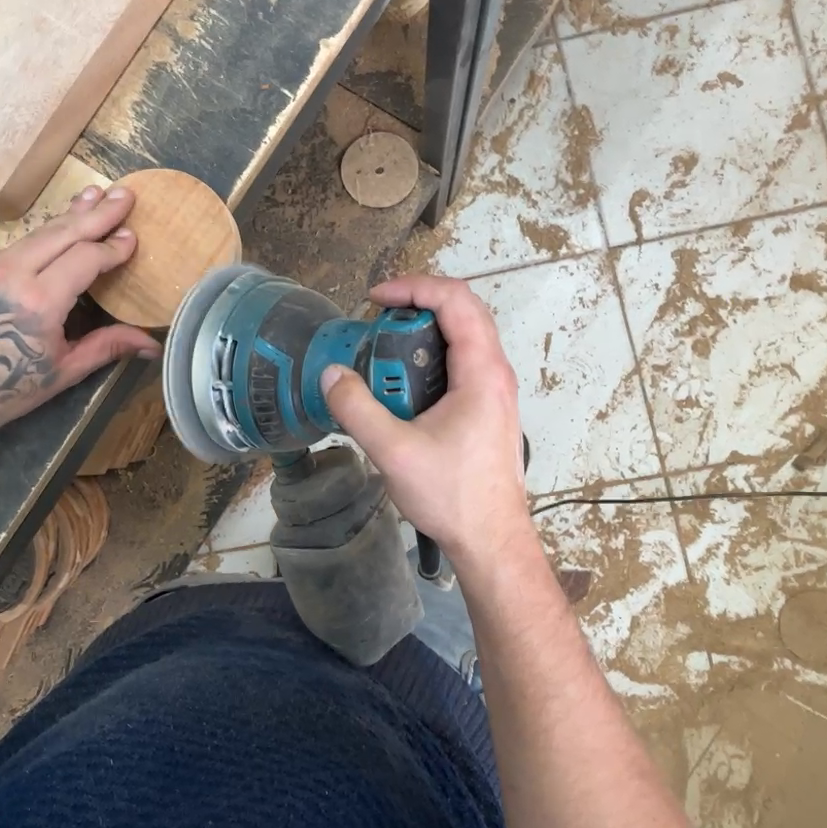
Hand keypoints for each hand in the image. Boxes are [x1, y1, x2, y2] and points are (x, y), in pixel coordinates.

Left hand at [0, 185, 160, 438]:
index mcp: (39, 302)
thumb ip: (107, 346)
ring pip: (40, 231)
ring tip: (96, 194)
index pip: (85, 258)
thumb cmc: (6, 389)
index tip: (133, 237)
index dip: (112, 247)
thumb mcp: (64, 370)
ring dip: (71, 213)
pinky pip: (22, 243)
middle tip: (125, 194)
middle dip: (97, 213)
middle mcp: (13, 274)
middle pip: (63, 232)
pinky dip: (48, 230)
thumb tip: (152, 343)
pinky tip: (62, 223)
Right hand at [319, 275, 531, 564]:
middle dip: (417, 303)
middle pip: (463, 310)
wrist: (492, 540)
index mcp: (481, 372)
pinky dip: (431, 356)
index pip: (455, 301)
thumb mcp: (394, 452)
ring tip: (384, 349)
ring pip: (464, 336)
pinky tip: (404, 383)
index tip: (374, 300)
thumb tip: (330, 374)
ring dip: (424, 331)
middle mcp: (495, 372)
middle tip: (376, 320)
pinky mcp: (489, 409)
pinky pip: (462, 362)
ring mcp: (496, 391)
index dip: (413, 287)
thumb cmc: (452, 495)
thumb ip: (357, 409)